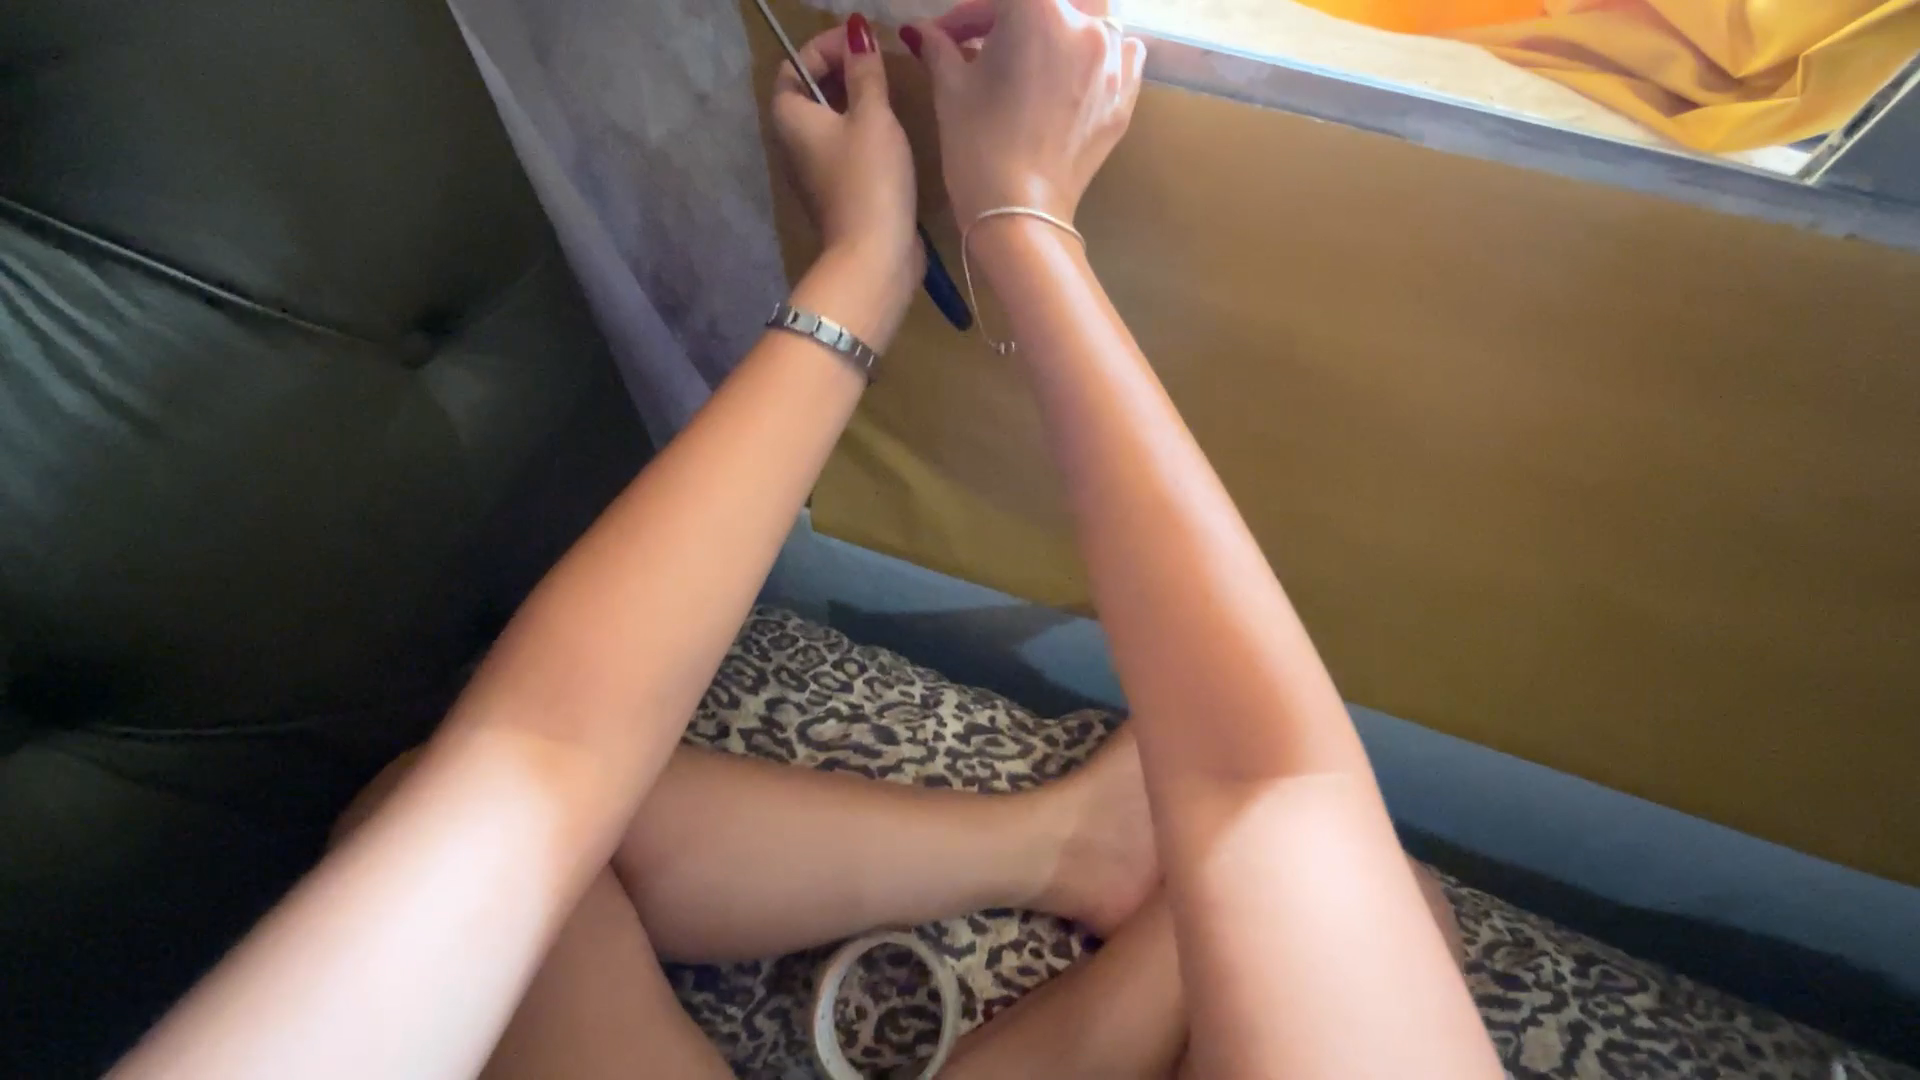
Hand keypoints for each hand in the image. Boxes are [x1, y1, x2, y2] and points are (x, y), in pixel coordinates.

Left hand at [770, 15, 919, 283]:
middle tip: (879, 67)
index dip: (825, 46)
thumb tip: (856, 31)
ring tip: (890, 97)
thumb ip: (865, 71)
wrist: (874, 256)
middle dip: (842, 74)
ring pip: (831, 126)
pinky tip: (892, 138)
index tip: (862, 43)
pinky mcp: (839, 198)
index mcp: (790, 117)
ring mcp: (816, 175)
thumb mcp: (873, 115)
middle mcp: (794, 145)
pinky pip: (846, 154)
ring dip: (856, 107)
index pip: (795, 65)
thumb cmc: (869, 180)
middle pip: (811, 95)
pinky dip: (864, 138)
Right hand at [903, 0, 1145, 226]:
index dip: (966, 17)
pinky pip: (1124, 55)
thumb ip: (941, 48)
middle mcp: (1084, 23)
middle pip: (1053, 3)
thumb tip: (921, 32)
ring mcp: (1111, 61)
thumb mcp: (952, 91)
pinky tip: (1080, 71)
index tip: (947, 37)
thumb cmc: (977, 148)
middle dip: (1020, 16)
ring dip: (1065, 27)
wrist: (1018, 213)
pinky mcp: (1124, 98)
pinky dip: (1103, 54)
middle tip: (997, 43)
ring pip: (1095, 20)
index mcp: (1037, 7)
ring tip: (1042, 53)